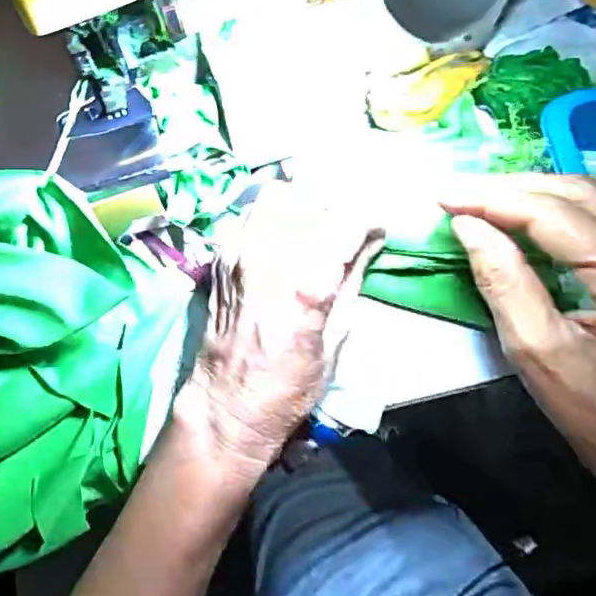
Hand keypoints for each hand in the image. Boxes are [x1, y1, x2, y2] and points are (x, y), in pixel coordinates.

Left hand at [179, 180, 385, 474]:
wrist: (228, 399)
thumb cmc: (290, 384)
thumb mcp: (337, 339)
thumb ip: (352, 280)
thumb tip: (372, 240)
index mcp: (305, 283)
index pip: (345, 220)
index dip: (367, 220)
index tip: (375, 228)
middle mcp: (267, 256)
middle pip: (309, 200)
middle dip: (334, 209)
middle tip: (343, 230)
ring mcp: (238, 250)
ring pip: (275, 196)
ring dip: (299, 205)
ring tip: (311, 228)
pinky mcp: (220, 253)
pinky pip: (249, 212)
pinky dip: (268, 215)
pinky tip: (278, 237)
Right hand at [440, 175, 595, 510]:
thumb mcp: (536, 352)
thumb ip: (502, 278)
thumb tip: (467, 222)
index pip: (556, 214)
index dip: (492, 199)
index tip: (441, 197)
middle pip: (582, 194)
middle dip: (512, 188)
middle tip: (457, 195)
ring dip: (541, 191)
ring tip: (487, 200)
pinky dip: (573, 206)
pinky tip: (537, 217)